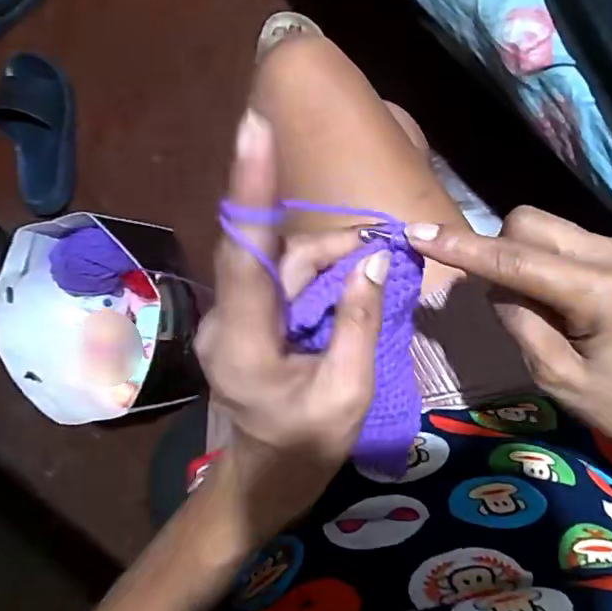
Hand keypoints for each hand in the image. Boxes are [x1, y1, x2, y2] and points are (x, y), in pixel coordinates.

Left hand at [193, 111, 388, 540]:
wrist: (262, 482)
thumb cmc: (305, 449)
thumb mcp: (348, 394)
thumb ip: (359, 323)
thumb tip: (376, 260)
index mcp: (246, 342)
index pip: (245, 252)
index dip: (250, 187)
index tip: (253, 128)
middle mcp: (228, 319)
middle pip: (276, 253)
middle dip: (330, 242)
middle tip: (383, 243)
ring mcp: (232, 319)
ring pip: (281, 265)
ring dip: (329, 259)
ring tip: (375, 266)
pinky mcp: (244, 321)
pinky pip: (281, 282)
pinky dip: (318, 276)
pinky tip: (350, 284)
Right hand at [407, 207, 611, 488]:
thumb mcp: (552, 375)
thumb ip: (515, 320)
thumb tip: (486, 280)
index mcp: (603, 294)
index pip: (518, 261)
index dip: (465, 248)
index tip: (418, 234)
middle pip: (526, 224)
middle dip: (496, 253)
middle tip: (500, 302)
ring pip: (538, 225)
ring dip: (514, 257)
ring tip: (532, 306)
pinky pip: (554, 237)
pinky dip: (534, 259)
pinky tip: (548, 297)